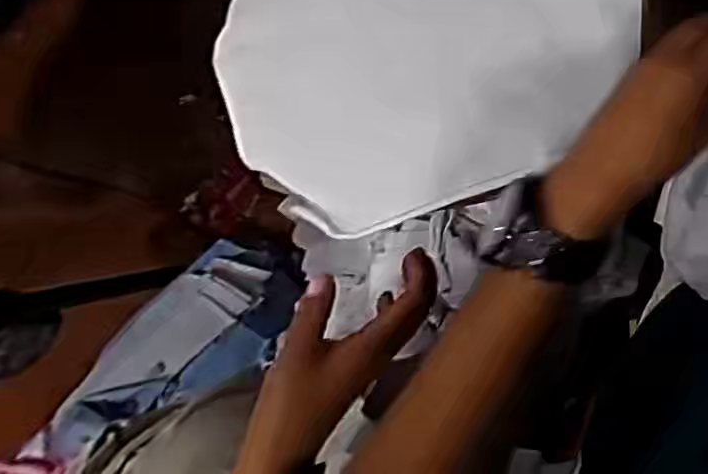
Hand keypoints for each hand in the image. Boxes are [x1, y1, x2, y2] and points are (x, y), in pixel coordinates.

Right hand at [234, 251, 437, 473]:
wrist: (283, 453)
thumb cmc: (292, 408)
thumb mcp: (297, 352)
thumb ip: (312, 312)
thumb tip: (322, 279)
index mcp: (377, 343)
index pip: (416, 300)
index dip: (420, 272)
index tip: (414, 253)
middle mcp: (386, 351)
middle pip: (421, 307)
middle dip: (424, 278)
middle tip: (416, 258)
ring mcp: (378, 362)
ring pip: (411, 319)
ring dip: (413, 292)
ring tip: (404, 272)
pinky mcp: (366, 370)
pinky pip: (394, 331)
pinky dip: (394, 310)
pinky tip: (380, 304)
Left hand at [542, 14, 707, 239]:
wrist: (601, 170)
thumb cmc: (657, 158)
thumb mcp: (703, 133)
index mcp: (689, 71)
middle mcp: (669, 54)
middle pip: (706, 22)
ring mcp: (651, 57)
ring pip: (688, 27)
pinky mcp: (639, 65)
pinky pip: (675, 39)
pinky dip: (694, 40)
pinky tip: (701, 64)